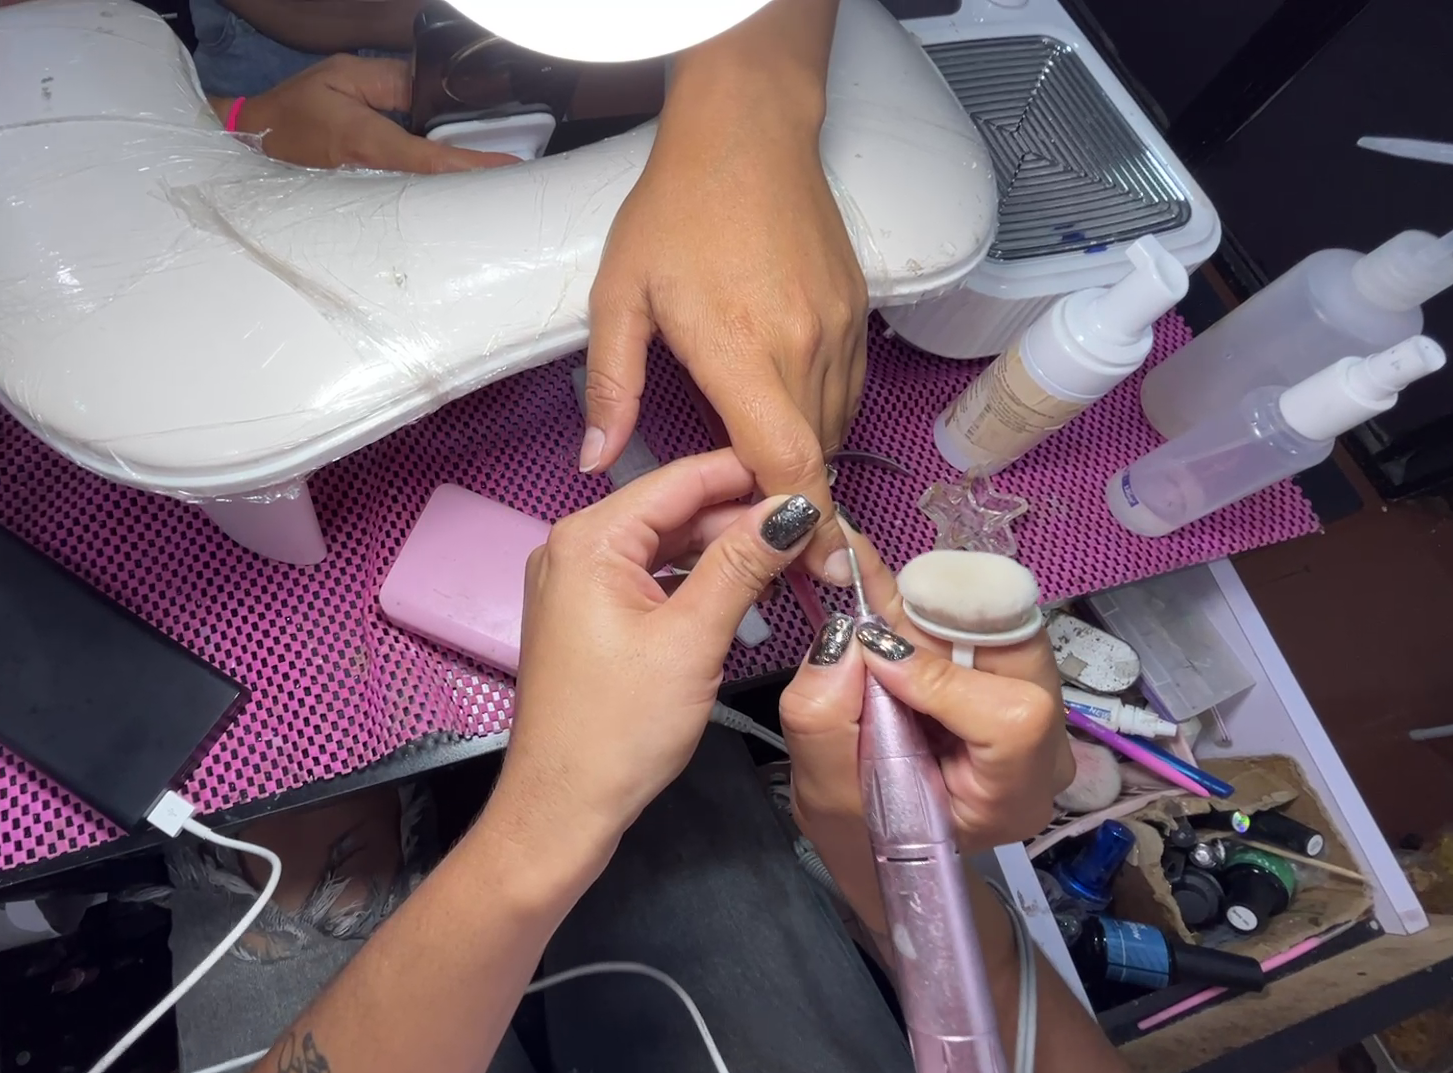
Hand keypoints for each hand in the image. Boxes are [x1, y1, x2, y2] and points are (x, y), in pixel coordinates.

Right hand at [230, 55, 515, 173]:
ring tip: (500, 180)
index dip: (473, 165)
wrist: (260, 143)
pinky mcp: (377, 197)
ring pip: (432, 195)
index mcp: (373, 143)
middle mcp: (381, 177)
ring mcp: (380, 194)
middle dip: (479, 183)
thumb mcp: (342, 76)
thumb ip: (390, 81)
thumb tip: (429, 86)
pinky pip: (417, 194)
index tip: (508, 167)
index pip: (434, 160)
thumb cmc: (296, 109)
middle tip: (518, 178)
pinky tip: (463, 183)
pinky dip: (443, 187)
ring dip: (464, 188)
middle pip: (441, 187)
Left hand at [491, 450, 819, 855]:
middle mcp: (574, 545)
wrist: (562, 805)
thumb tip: (791, 508)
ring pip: (664, 543)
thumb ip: (741, 563)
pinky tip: (739, 585)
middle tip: (812, 534)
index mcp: (589, 538)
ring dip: (722, 550)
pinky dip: (693, 578)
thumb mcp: (691, 638)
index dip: (749, 475)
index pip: (681, 479)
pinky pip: (649, 575)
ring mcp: (577, 579)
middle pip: (673, 509)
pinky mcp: (588, 610)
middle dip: (741, 519)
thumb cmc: (620, 727)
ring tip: (788, 560)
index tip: (811, 482)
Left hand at [582, 87, 866, 585]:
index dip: (791, 522)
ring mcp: (837, 333)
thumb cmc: (675, 211)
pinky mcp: (855, 319)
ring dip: (800, 466)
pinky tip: (781, 422)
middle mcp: (803, 349)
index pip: (786, 462)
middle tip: (750, 534)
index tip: (784, 560)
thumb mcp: (620, 298)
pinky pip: (845, 398)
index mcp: (741, 352)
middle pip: (812, 460)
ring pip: (832, 433)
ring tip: (757, 482)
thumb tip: (596, 458)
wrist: (748, 132)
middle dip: (787, 507)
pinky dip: (818, 426)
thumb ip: (613, 387)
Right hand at [776, 534, 1071, 929]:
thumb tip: (843, 636)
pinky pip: (980, 622)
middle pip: (1016, 653)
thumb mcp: (824, 789)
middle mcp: (1044, 749)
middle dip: (938, 618)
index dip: (939, 676)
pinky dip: (926, 604)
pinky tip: (882, 596)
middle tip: (872, 617)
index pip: (1012, 719)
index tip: (869, 654)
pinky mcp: (1009, 679)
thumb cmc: (861, 828)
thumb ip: (823, 717)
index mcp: (1011, 797)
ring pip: (998, 624)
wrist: (883, 834)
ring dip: (929, 607)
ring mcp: (1034, 708)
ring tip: (873, 612)